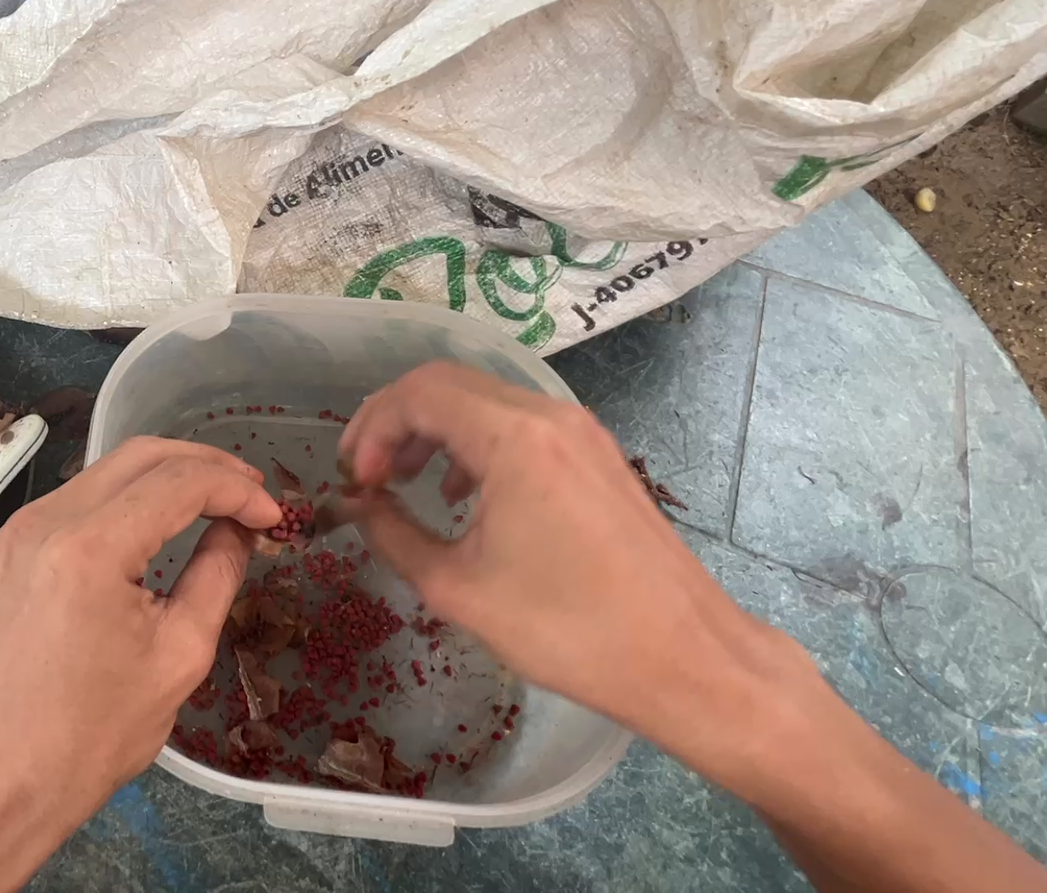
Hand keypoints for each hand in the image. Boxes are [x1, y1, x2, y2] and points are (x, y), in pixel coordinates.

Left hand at [0, 439, 279, 892]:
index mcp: (90, 547)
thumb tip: (240, 530)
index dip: (235, 489)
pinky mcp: (15, 542)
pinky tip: (164, 515)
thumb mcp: (178, 655)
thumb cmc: (91, 735)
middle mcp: (50, 517)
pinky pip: (85, 495)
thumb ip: (216, 575)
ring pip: (111, 468)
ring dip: (169, 474)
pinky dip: (132, 495)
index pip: (178, 482)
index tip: (274, 514)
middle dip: (205, 465)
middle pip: (141, 455)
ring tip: (219, 500)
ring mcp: (24, 525)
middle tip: (252, 492)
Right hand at [334, 362, 1046, 892]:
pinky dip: (468, 440)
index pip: (416, 395)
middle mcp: (546, 414)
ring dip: (428, 428)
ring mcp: (576, 429)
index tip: (357, 482)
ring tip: (400, 479)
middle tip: (364, 471)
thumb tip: (357, 506)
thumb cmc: (566, 628)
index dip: (371, 430)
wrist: (689, 662)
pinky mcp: (592, 452)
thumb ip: (390, 533)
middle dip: (391, 421)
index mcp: (513, 437)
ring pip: (478, 397)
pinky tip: (458, 491)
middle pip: (443, 383)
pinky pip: (512, 421)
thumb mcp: (455, 587)